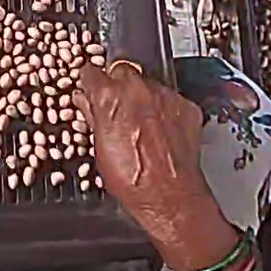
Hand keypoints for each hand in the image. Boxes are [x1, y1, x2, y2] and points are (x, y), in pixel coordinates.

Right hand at [75, 62, 240, 270]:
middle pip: (121, 71)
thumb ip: (92, 117)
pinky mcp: (185, 106)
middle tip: (116, 106)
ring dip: (142, 96)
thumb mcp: (99, 148)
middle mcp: (137, 90)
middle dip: (116, 85)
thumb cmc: (133, 179)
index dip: (89, 82)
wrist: (170, 198)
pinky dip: (164, 108)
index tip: (90, 87)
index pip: (91, 72)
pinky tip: (160, 129)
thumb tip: (85, 102)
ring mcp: (164, 96)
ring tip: (141, 122)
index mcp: (108, 97)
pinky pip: (170, 98)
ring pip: (147, 83)